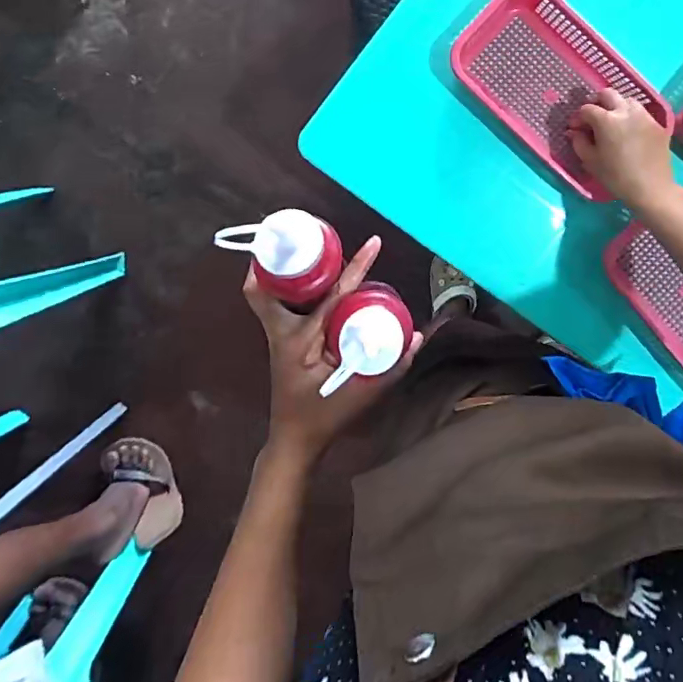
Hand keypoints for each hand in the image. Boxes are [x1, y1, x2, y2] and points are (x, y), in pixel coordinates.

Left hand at [243, 235, 423, 462]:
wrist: (295, 441)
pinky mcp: (280, 340)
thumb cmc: (326, 417)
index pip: (332, 294)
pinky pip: (272, 305)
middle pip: (268, 287)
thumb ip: (393, 366)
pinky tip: (305, 280)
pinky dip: (282, 287)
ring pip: (266, 295)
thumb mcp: (364, 393)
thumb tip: (416, 335)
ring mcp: (276, 336)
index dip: (356, 267)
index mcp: (301, 341)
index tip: (373, 243)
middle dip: (287, 260)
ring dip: (281, 272)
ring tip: (304, 251)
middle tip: (311, 240)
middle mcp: (282, 333)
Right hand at [569, 89, 680, 209]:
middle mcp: (626, 111)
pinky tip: (630, 131)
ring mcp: (644, 115)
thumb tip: (575, 131)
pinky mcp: (657, 124)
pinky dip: (632, 117)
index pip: (587, 109)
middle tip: (593, 116)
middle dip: (597, 102)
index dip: (578, 117)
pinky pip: (641, 113)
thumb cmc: (616, 176)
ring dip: (616, 106)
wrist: (651, 188)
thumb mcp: (591, 161)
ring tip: (613, 121)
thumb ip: (579, 142)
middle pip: (608, 94)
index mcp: (606, 119)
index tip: (575, 128)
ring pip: (627, 100)